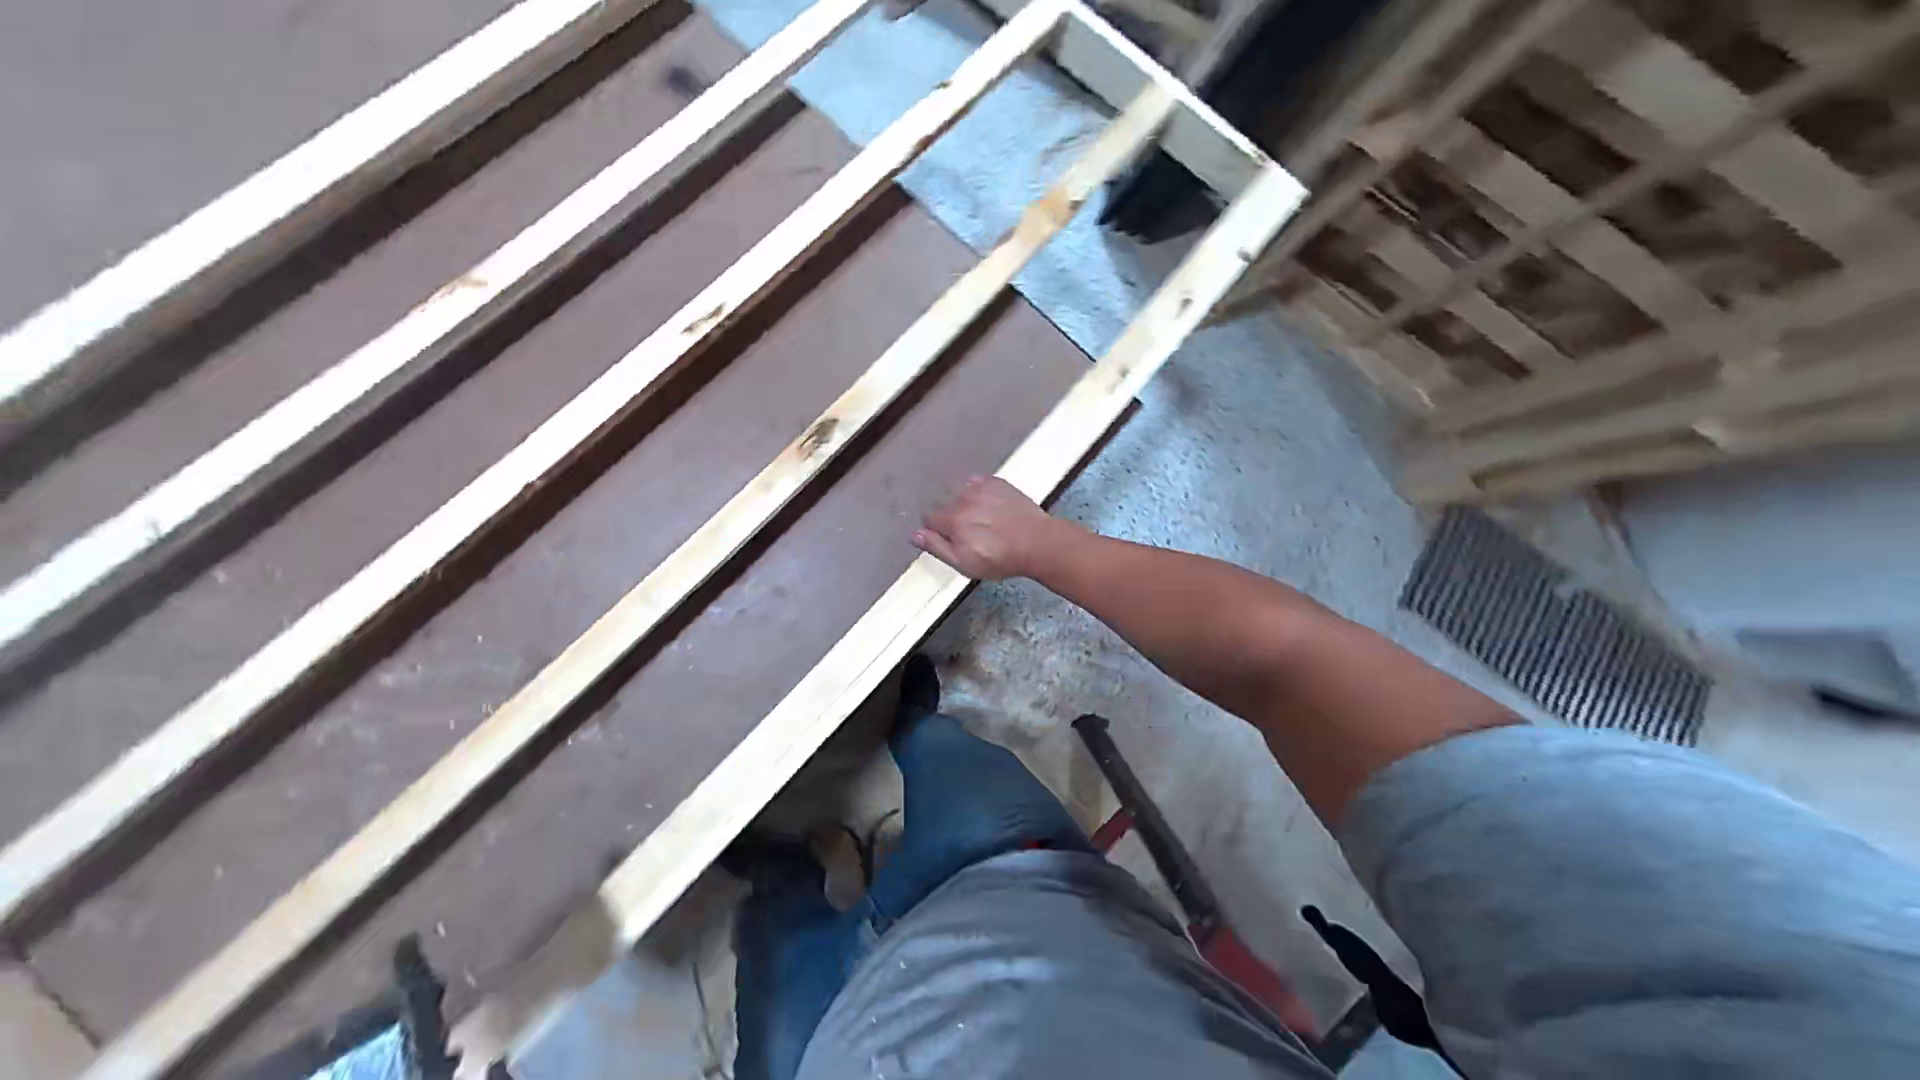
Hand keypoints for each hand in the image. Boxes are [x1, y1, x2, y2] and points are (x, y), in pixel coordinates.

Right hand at [914, 476, 1064, 580]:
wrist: (1037, 543)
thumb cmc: (1001, 558)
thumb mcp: (964, 564)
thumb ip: (937, 547)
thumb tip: (915, 535)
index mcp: (952, 520)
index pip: (929, 518)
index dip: (937, 531)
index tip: (951, 539)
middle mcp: (964, 499)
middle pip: (946, 506)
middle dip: (954, 519)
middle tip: (973, 535)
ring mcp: (982, 488)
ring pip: (963, 494)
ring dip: (968, 505)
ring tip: (986, 522)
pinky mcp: (998, 483)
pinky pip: (979, 483)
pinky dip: (981, 493)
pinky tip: (992, 508)